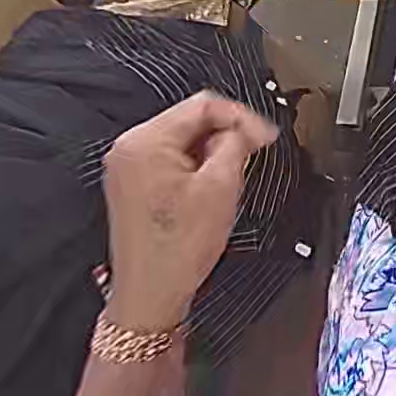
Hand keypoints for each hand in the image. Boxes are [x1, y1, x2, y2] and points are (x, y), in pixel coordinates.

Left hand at [102, 92, 278, 330]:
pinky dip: (200, 162)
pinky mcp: (135, 182)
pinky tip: (214, 183)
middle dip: (229, 132)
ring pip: (186, 137)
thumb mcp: (222, 185)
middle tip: (256, 151)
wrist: (152, 290)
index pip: (204, 105)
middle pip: (192, 118)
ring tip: (234, 172)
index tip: (266, 135)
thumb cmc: (180, 245)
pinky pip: (175, 156)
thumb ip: (236, 143)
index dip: (242, 117)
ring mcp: (130, 166)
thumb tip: (247, 128)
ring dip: (216, 147)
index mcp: (146, 142)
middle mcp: (130, 148)